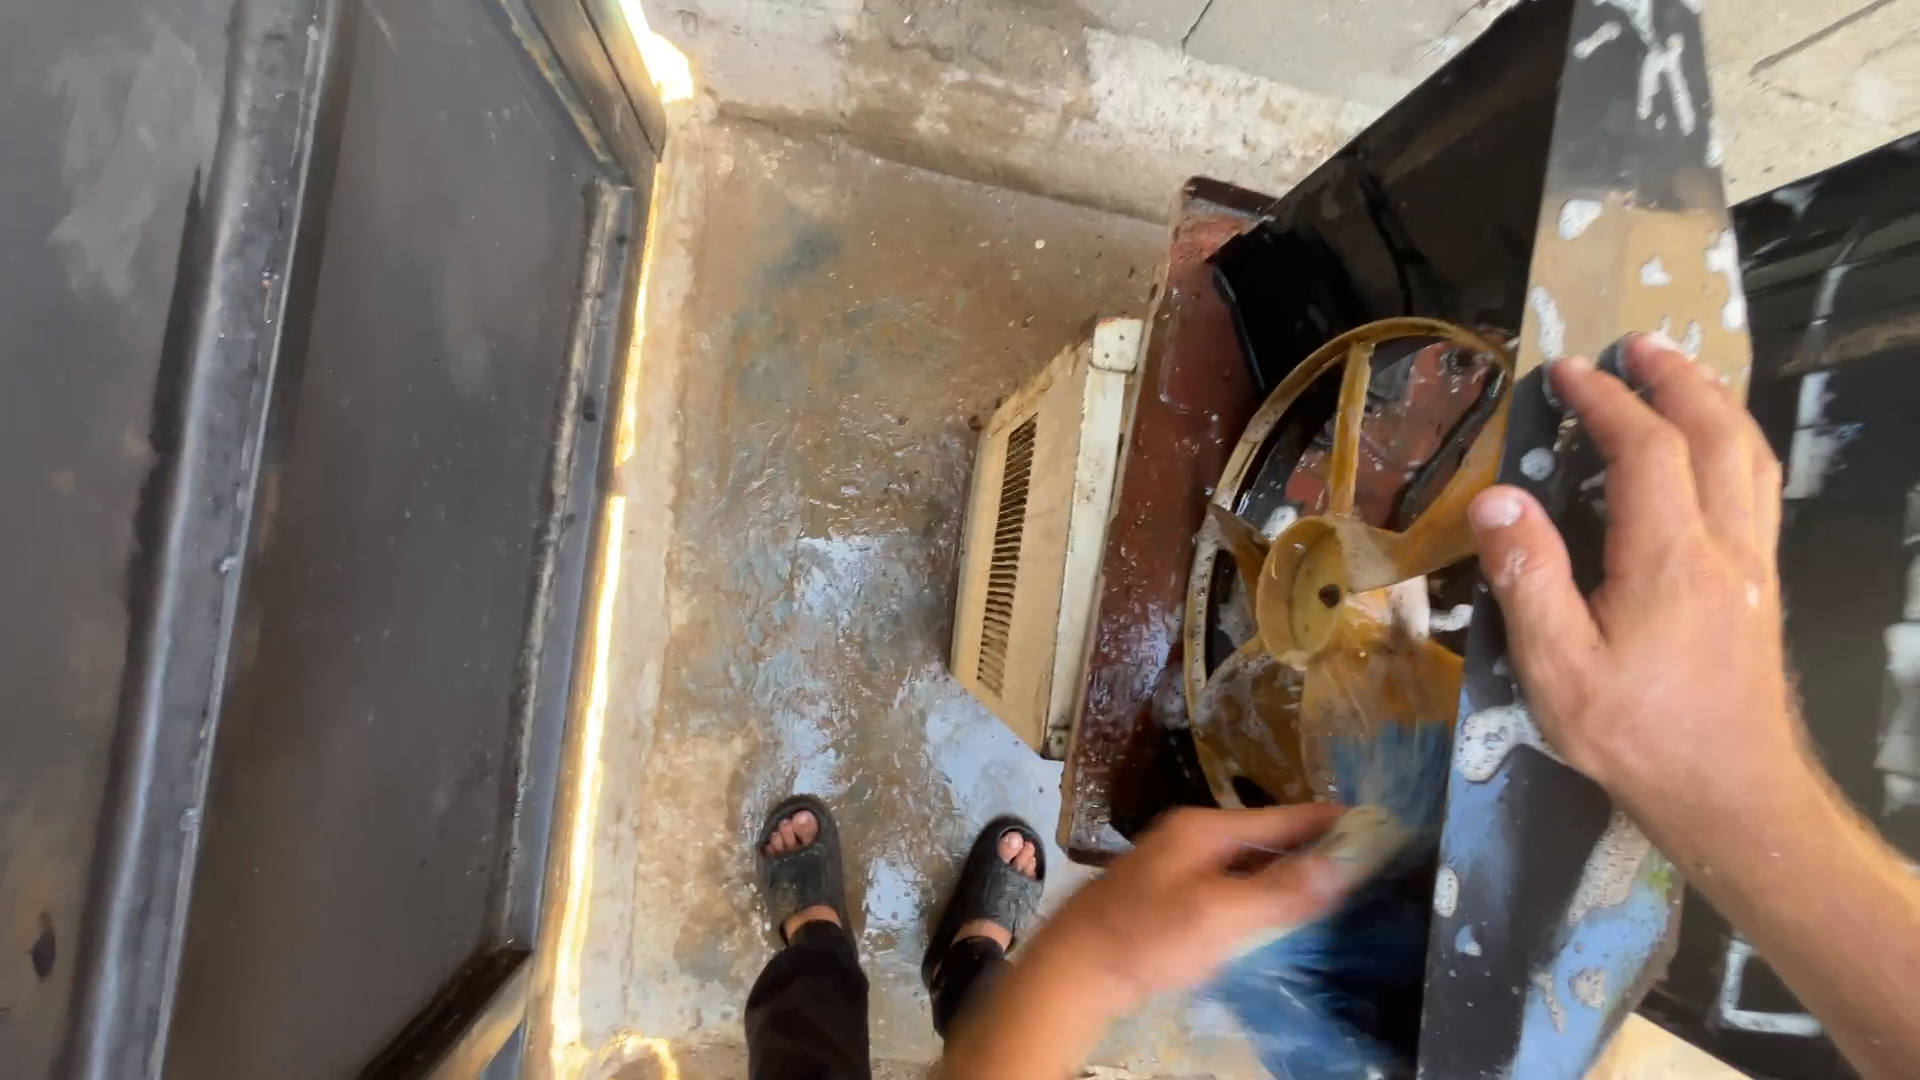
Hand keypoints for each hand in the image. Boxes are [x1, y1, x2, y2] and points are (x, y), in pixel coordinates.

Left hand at [1023, 805, 1350, 1010]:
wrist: (1079, 962)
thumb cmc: (1147, 934)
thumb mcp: (1217, 914)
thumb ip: (1278, 891)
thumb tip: (1340, 865)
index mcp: (1204, 828)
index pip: (1280, 817)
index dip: (1327, 821)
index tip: (1376, 824)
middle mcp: (1195, 835)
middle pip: (1267, 837)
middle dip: (1314, 848)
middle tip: (1368, 865)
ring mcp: (1183, 862)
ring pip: (1251, 861)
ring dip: (1290, 872)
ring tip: (1340, 888)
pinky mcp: (1177, 891)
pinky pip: (1235, 882)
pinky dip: (1264, 891)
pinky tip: (1284, 913)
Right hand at [1465, 333, 1806, 842]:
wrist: (1729, 796)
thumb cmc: (1630, 731)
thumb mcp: (1554, 661)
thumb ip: (1527, 575)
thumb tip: (1498, 497)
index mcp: (1669, 560)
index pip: (1646, 453)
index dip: (1607, 403)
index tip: (1567, 371)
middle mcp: (1724, 549)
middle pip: (1719, 439)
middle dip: (1678, 382)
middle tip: (1640, 345)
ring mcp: (1750, 569)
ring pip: (1751, 463)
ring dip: (1714, 407)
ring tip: (1678, 378)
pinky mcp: (1755, 590)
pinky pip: (1753, 493)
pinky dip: (1729, 448)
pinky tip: (1704, 456)